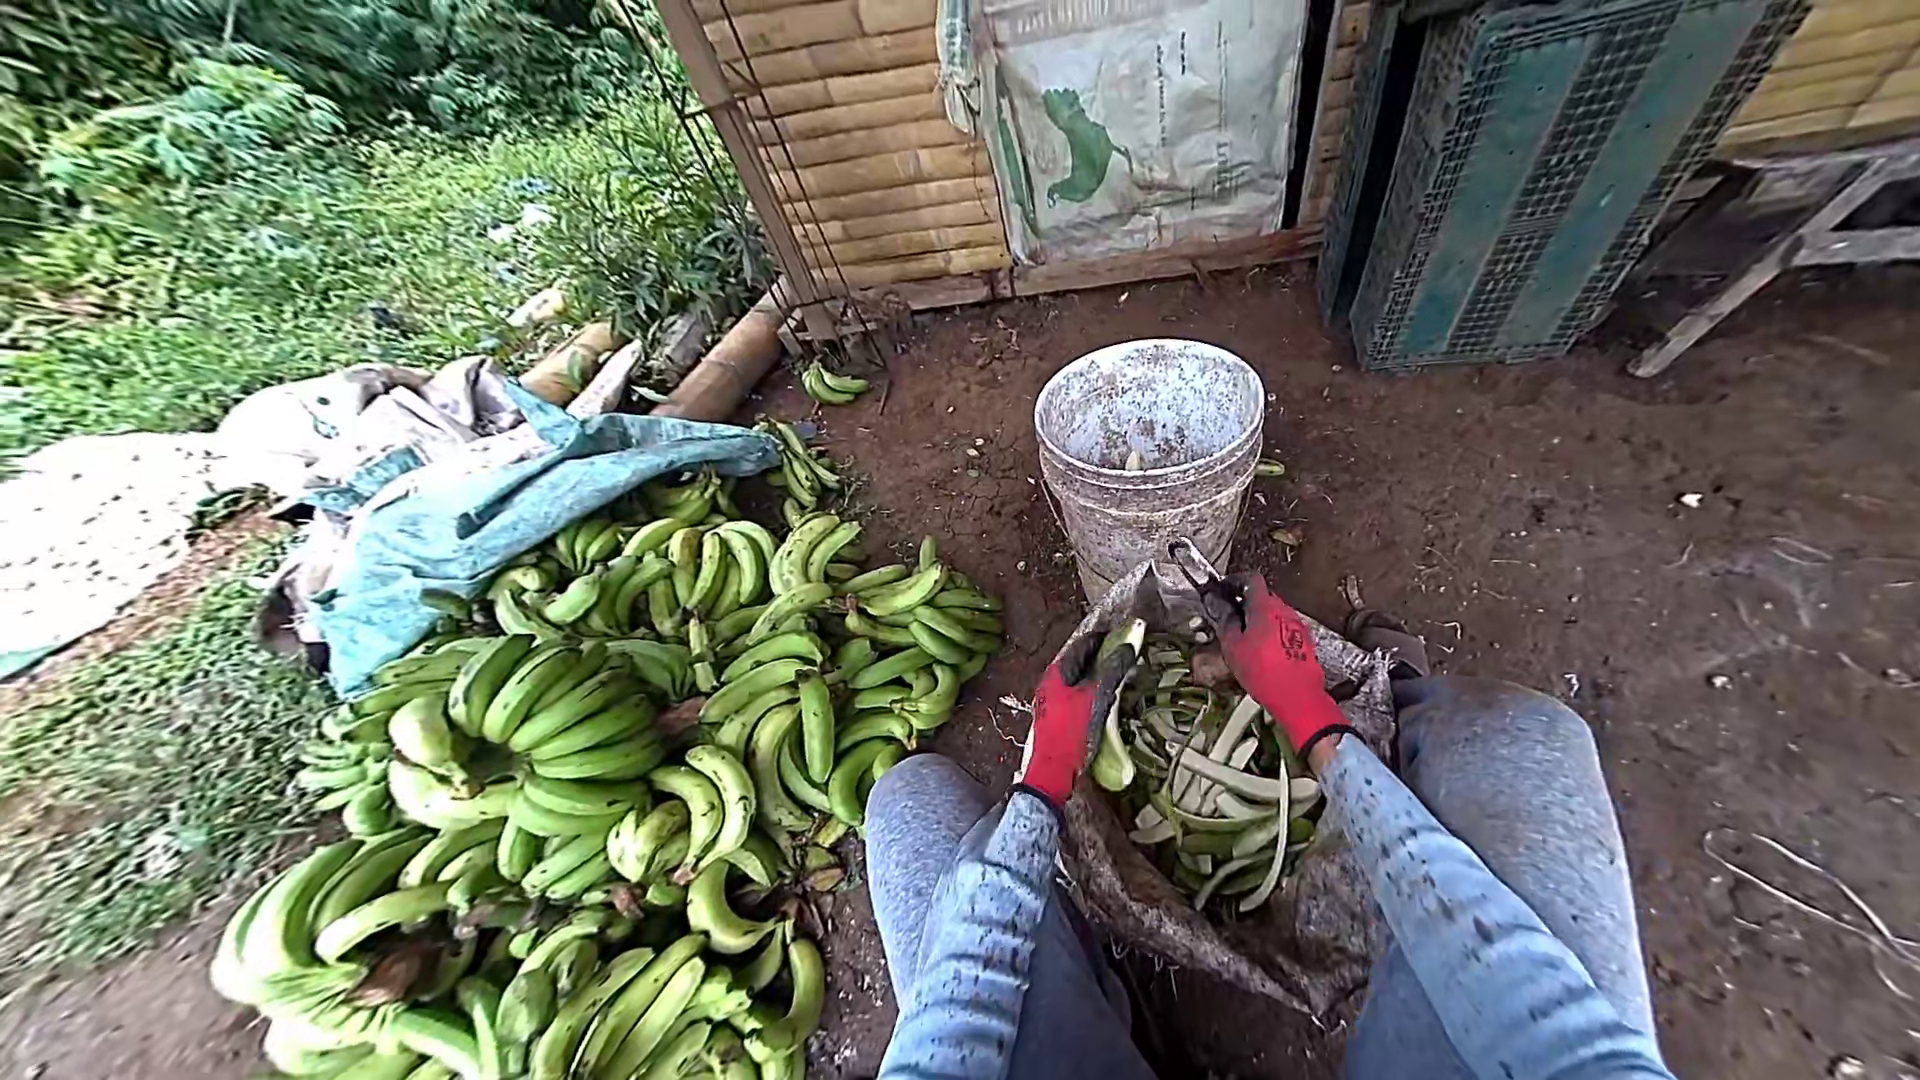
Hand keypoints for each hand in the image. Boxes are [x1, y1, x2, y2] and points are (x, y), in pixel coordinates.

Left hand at [1015, 623, 1139, 805]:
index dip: (1104, 638)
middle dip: (1104, 656)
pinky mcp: (1058, 716)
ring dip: (1100, 675)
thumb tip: (1128, 646)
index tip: (1124, 635)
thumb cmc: (1071, 733)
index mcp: (1056, 673)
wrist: (1052, 771)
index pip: (1082, 645)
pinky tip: (1108, 699)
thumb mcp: (1095, 699)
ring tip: (1122, 675)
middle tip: (1127, 655)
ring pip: (1080, 679)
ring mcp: (1053, 700)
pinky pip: (1079, 695)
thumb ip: (1111, 671)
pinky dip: (1095, 691)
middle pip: (1081, 661)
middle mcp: (1051, 683)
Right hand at [1204, 573, 1347, 759]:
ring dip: (1259, 619)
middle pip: (1263, 597)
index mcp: (1265, 607)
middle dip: (1246, 603)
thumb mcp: (1232, 645)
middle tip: (1230, 615)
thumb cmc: (1265, 672)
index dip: (1235, 581)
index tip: (1225, 589)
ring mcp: (1297, 627)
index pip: (1251, 580)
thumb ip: (1226, 621)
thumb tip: (1221, 607)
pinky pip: (1284, 629)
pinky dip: (1271, 633)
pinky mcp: (1305, 642)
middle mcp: (1285, 612)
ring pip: (1274, 614)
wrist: (1297, 697)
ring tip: (1244, 637)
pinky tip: (1262, 651)